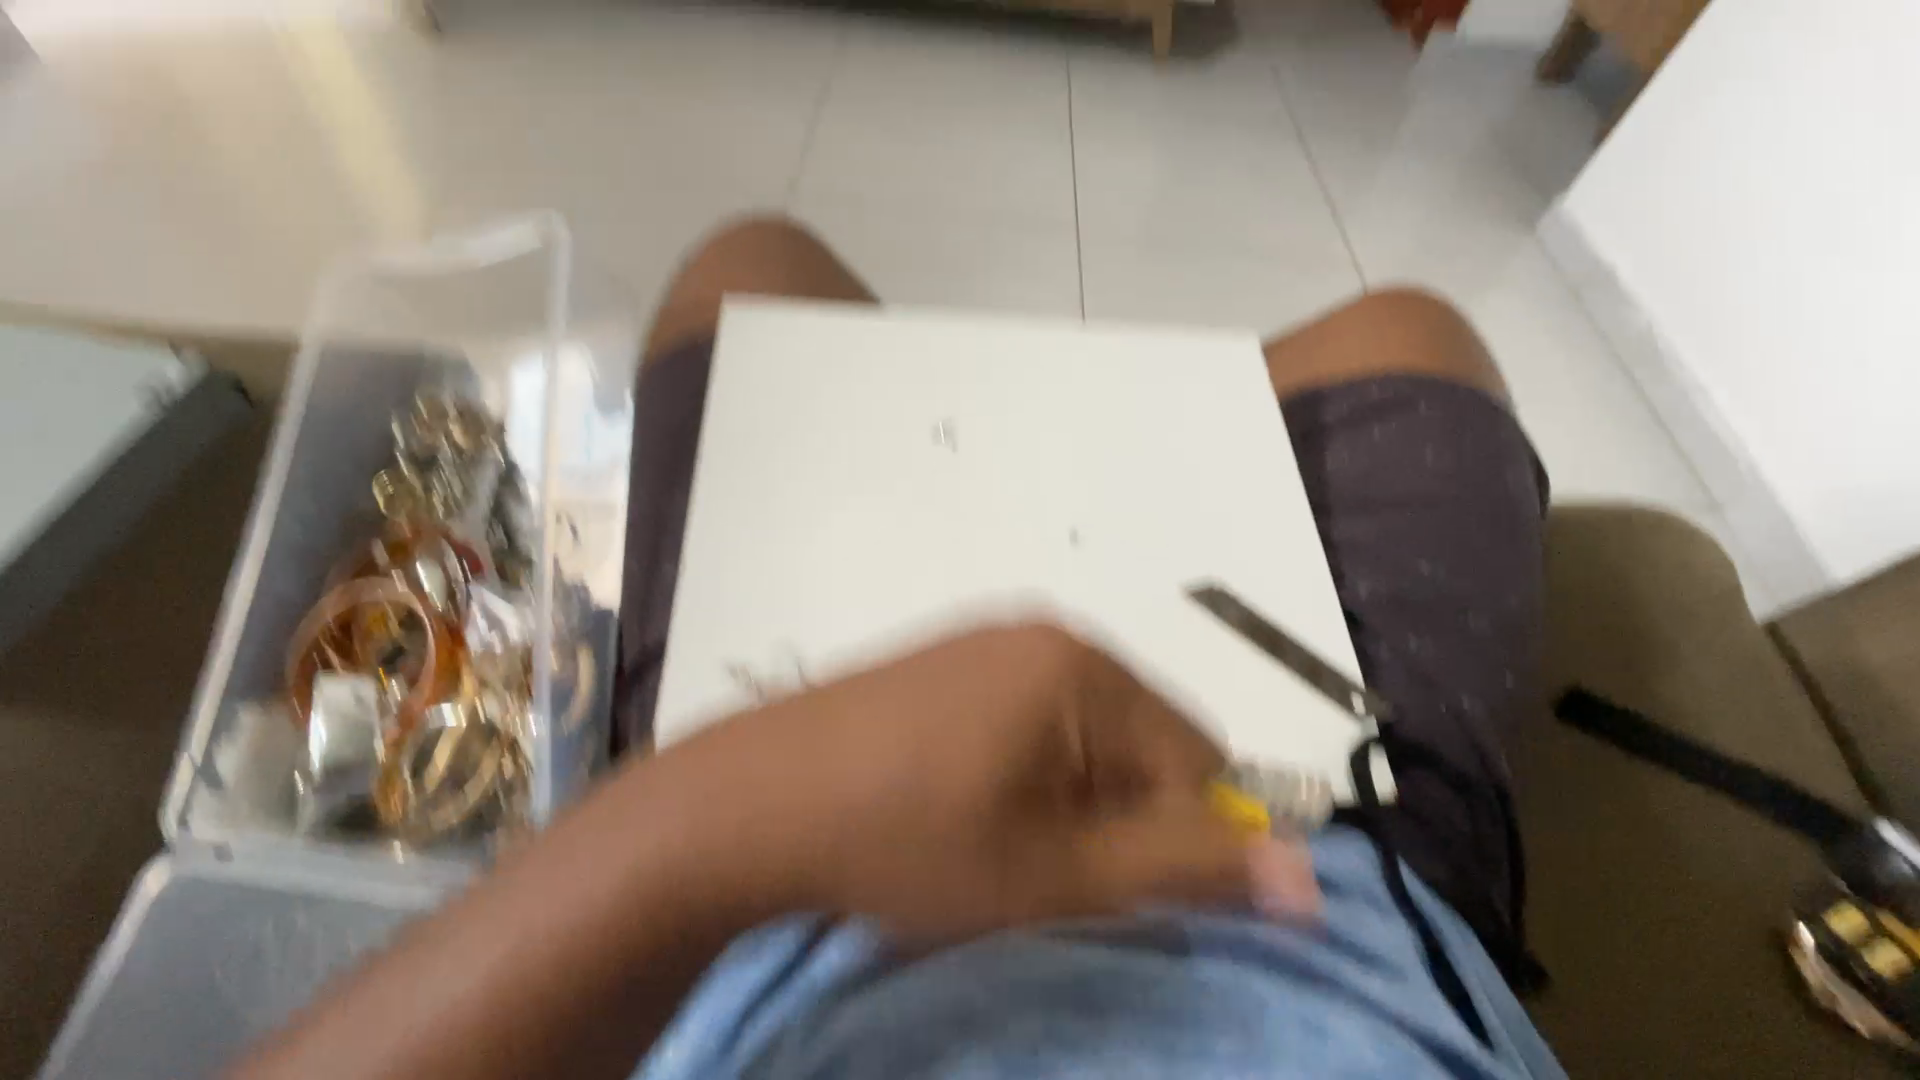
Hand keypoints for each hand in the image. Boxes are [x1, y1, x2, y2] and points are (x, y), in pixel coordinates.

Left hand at [658, 621, 1320, 938]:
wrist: (750, 800)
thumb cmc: (908, 840)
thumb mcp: (1056, 871)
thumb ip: (1183, 866)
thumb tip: (1310, 877)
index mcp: (1083, 666)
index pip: (1197, 757)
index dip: (1169, 834)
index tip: (1099, 877)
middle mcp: (1044, 632)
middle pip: (1139, 736)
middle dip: (1115, 809)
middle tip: (1038, 859)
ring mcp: (989, 636)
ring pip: (1084, 729)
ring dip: (1069, 791)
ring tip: (993, 832)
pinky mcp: (948, 653)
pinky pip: (1030, 711)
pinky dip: (1024, 763)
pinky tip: (961, 796)